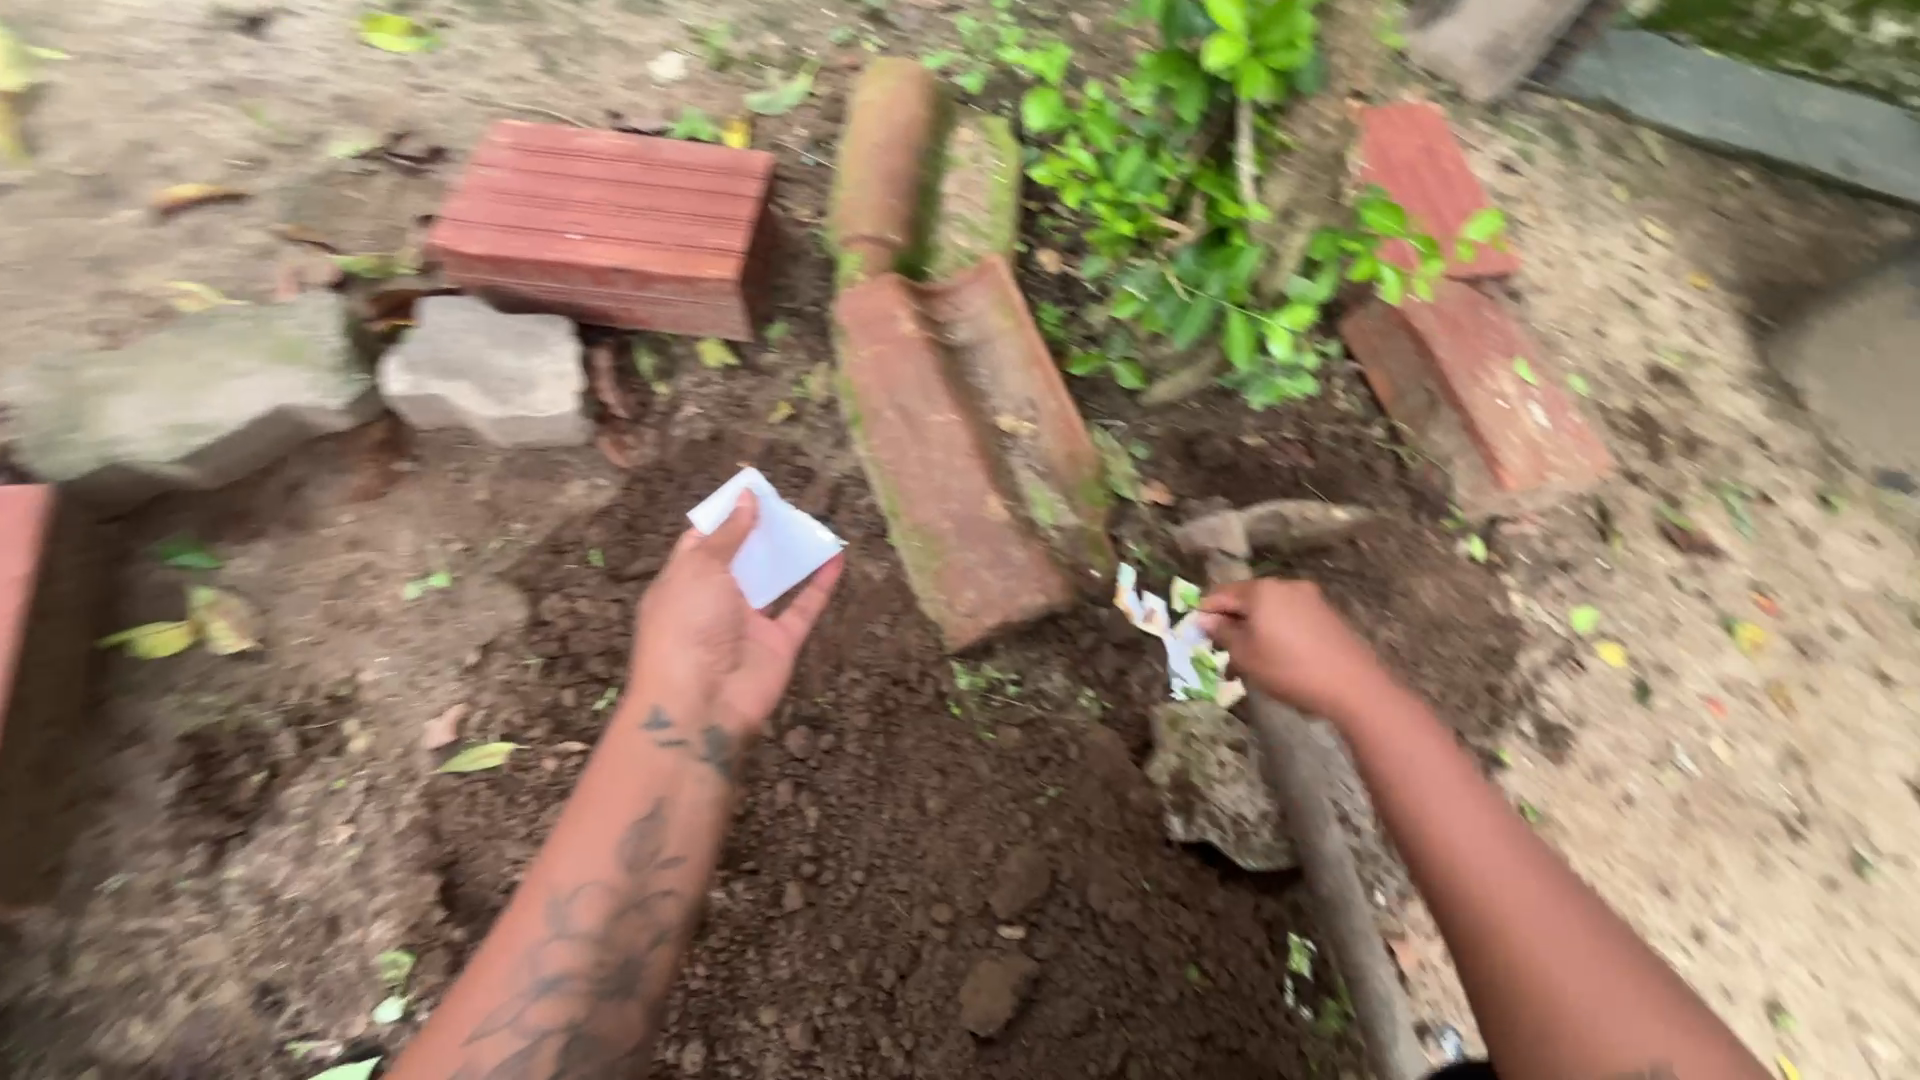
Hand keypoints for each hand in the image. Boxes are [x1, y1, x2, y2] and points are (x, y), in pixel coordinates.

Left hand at [632, 491, 843, 737]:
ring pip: (775, 581)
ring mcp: (748, 623)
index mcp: (684, 581)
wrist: (700, 703)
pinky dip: (820, 585)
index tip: (750, 491)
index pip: (703, 542)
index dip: (726, 516)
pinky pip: (803, 609)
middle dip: (761, 532)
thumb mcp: (700, 568)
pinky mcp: (779, 643)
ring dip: (791, 555)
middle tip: (787, 504)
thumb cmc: (686, 627)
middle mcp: (715, 600)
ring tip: (813, 523)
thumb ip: (728, 534)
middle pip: (742, 559)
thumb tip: (746, 499)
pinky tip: (836, 559)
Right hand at [1198, 578, 1387, 718]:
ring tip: (1250, 654)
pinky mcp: (1327, 613)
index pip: (1221, 594)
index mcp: (1261, 590)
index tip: (1196, 634)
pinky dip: (1277, 629)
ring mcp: (1310, 598)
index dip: (1205, 613)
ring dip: (1255, 625)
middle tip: (1222, 647)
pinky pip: (1290, 615)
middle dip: (1232, 619)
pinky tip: (1278, 653)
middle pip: (1247, 598)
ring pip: (1269, 607)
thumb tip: (1205, 619)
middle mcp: (1285, 585)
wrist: (1354, 686)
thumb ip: (1222, 632)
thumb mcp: (1245, 655)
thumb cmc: (1289, 669)